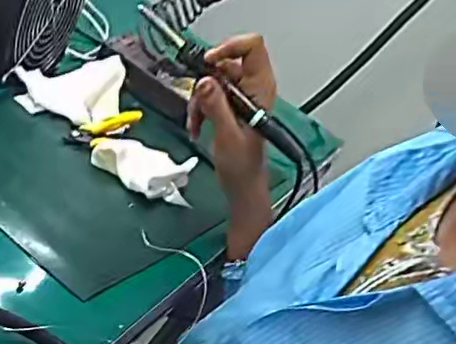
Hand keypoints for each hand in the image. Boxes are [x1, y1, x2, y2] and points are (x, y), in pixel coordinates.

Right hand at [186, 34, 276, 231]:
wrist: (240, 184)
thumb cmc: (241, 165)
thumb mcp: (227, 134)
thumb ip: (216, 106)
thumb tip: (205, 83)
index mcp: (259, 88)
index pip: (251, 48)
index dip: (229, 49)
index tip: (208, 64)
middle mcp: (251, 88)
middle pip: (225, 66)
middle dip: (205, 86)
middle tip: (197, 107)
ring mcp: (240, 98)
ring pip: (213, 84)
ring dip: (198, 103)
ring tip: (195, 124)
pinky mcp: (229, 109)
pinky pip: (209, 99)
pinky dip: (198, 111)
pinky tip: (196, 127)